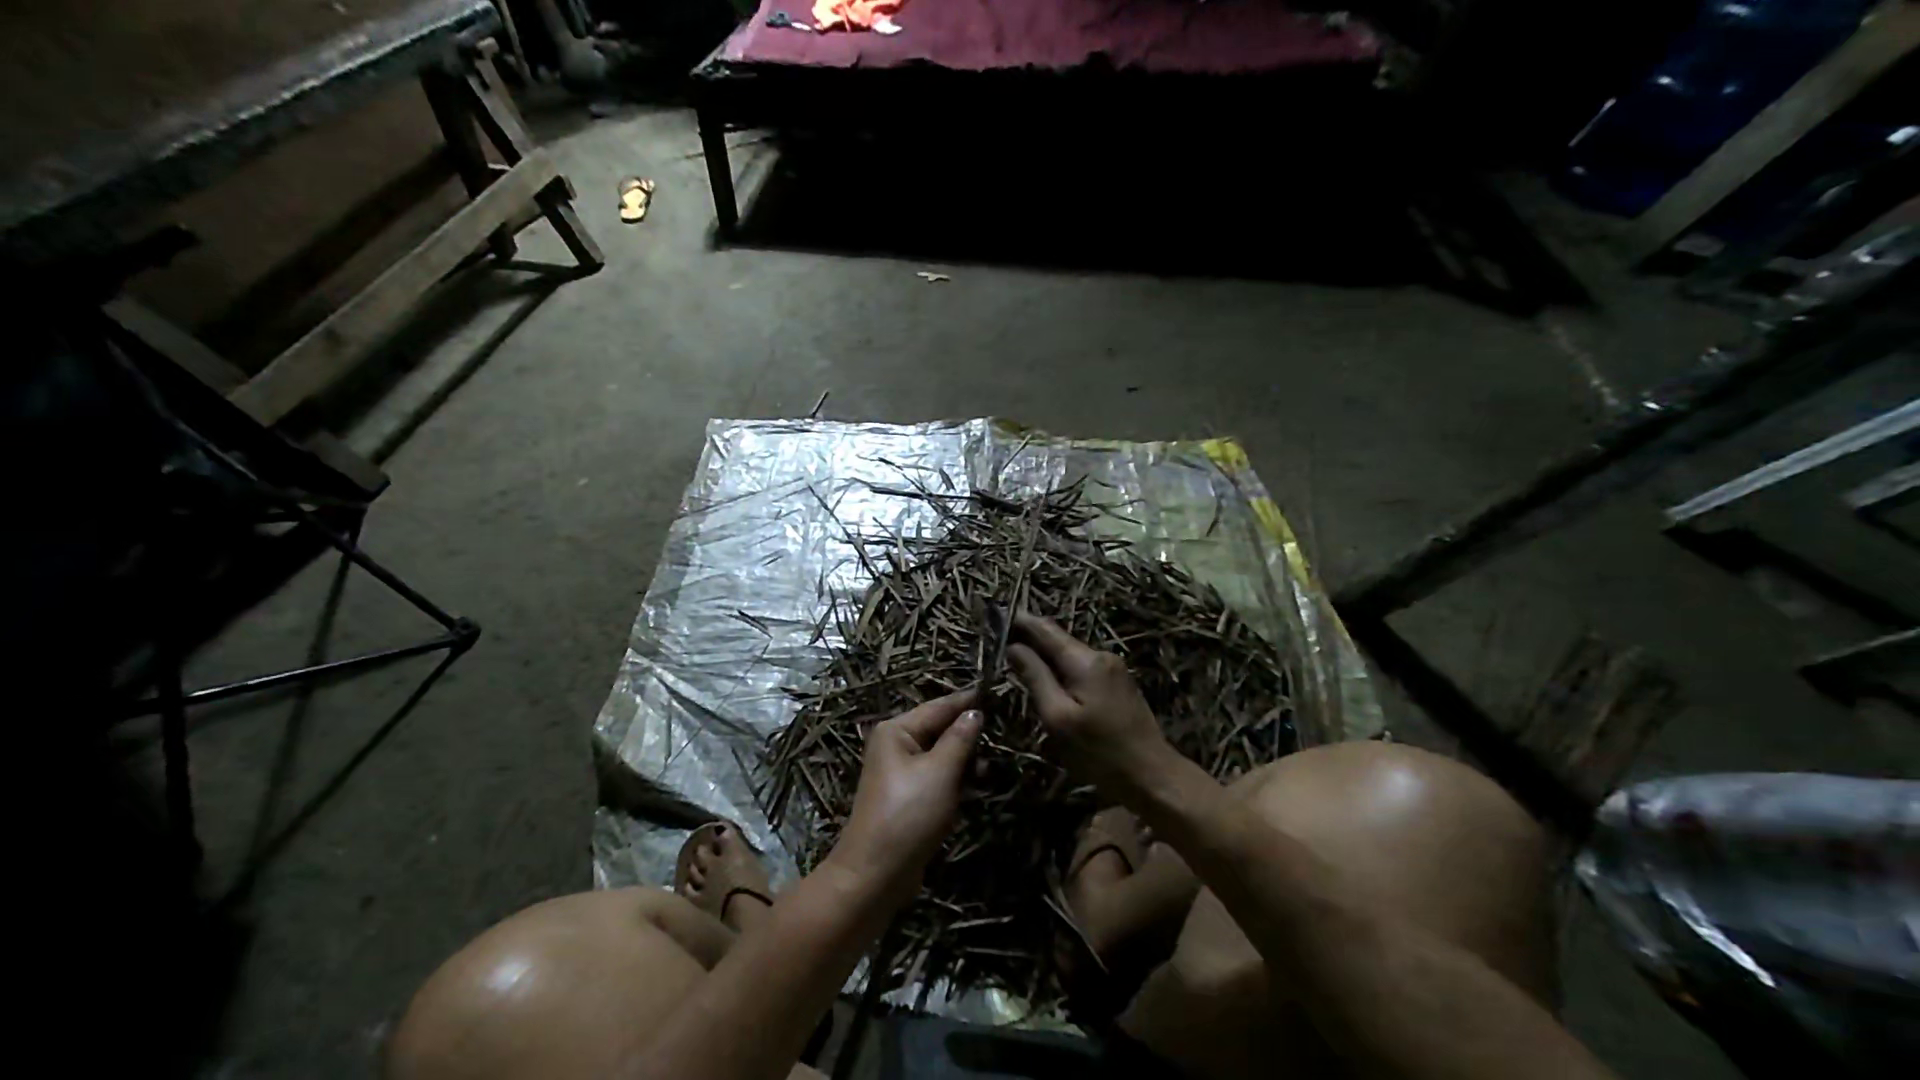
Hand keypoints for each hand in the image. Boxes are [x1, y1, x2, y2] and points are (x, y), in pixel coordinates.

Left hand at [829, 689, 981, 899]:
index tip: (997, 693)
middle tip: (1005, 728)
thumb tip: (975, 712)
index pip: (939, 706)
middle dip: (969, 732)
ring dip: (967, 758)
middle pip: (940, 729)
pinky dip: (958, 778)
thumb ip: (960, 739)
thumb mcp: (940, 771)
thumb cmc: (908, 813)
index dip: (968, 702)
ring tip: (996, 760)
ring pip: (942, 755)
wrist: (876, 873)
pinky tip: (981, 782)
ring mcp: (902, 773)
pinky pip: (939, 777)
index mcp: (897, 730)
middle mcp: (896, 745)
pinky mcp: (910, 797)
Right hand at [1007, 614, 1174, 802]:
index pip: (1045, 629)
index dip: (1020, 621)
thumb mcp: (1058, 717)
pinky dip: (1060, 668)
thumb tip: (1013, 647)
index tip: (995, 617)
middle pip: (1058, 640)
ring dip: (1044, 654)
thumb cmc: (1100, 751)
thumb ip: (1035, 677)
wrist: (1151, 774)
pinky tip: (1046, 677)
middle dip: (1029, 638)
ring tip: (1016, 657)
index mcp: (1085, 660)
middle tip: (998, 640)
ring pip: (1069, 654)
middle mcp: (1101, 655)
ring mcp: (1113, 668)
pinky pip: (1081, 667)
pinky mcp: (1117, 683)